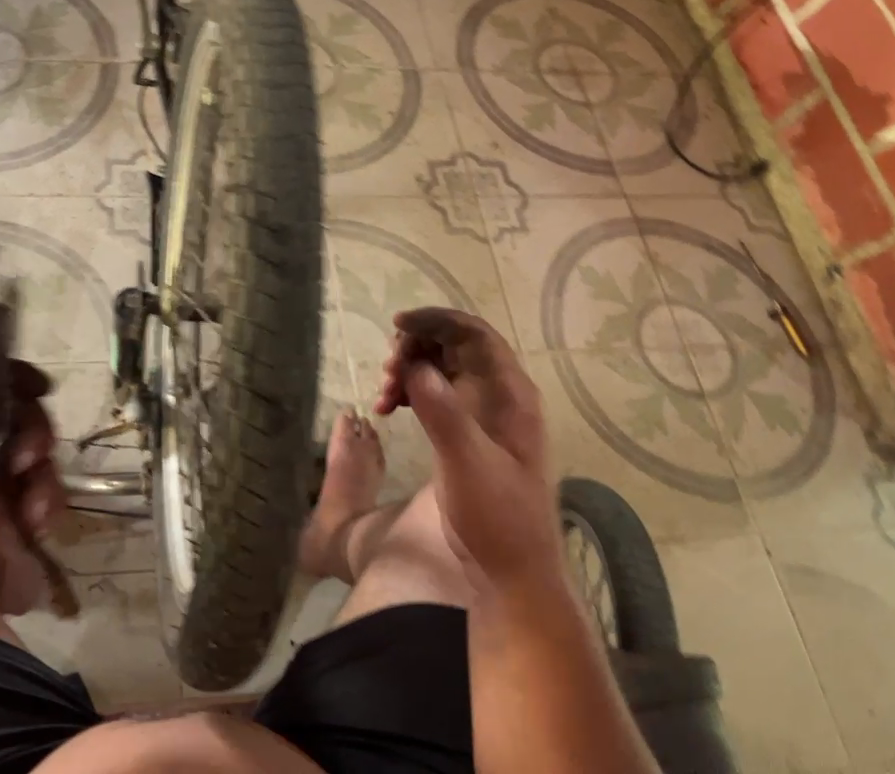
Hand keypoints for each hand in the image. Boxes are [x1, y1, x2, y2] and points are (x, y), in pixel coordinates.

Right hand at [374, 308, 561, 591]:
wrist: (510, 573)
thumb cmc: (497, 519)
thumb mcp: (467, 465)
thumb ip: (444, 413)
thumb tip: (416, 367)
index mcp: (511, 395)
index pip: (475, 335)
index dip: (436, 321)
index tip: (396, 325)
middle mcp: (499, 397)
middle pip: (454, 347)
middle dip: (415, 349)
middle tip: (387, 375)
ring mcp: (483, 415)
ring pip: (440, 369)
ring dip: (408, 371)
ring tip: (383, 396)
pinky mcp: (465, 434)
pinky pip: (434, 394)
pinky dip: (409, 393)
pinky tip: (387, 410)